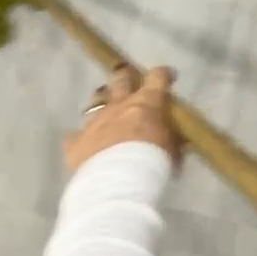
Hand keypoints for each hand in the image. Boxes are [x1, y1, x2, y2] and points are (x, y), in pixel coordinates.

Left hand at [63, 65, 180, 172]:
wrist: (118, 182)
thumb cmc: (153, 161)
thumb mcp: (172, 150)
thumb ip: (173, 141)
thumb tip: (180, 142)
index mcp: (146, 103)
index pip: (157, 77)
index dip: (163, 74)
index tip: (168, 75)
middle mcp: (118, 106)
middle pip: (120, 79)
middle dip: (125, 75)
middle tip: (128, 76)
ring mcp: (95, 121)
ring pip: (95, 102)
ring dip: (101, 103)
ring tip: (104, 108)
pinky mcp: (77, 142)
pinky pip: (76, 136)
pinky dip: (81, 138)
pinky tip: (84, 144)